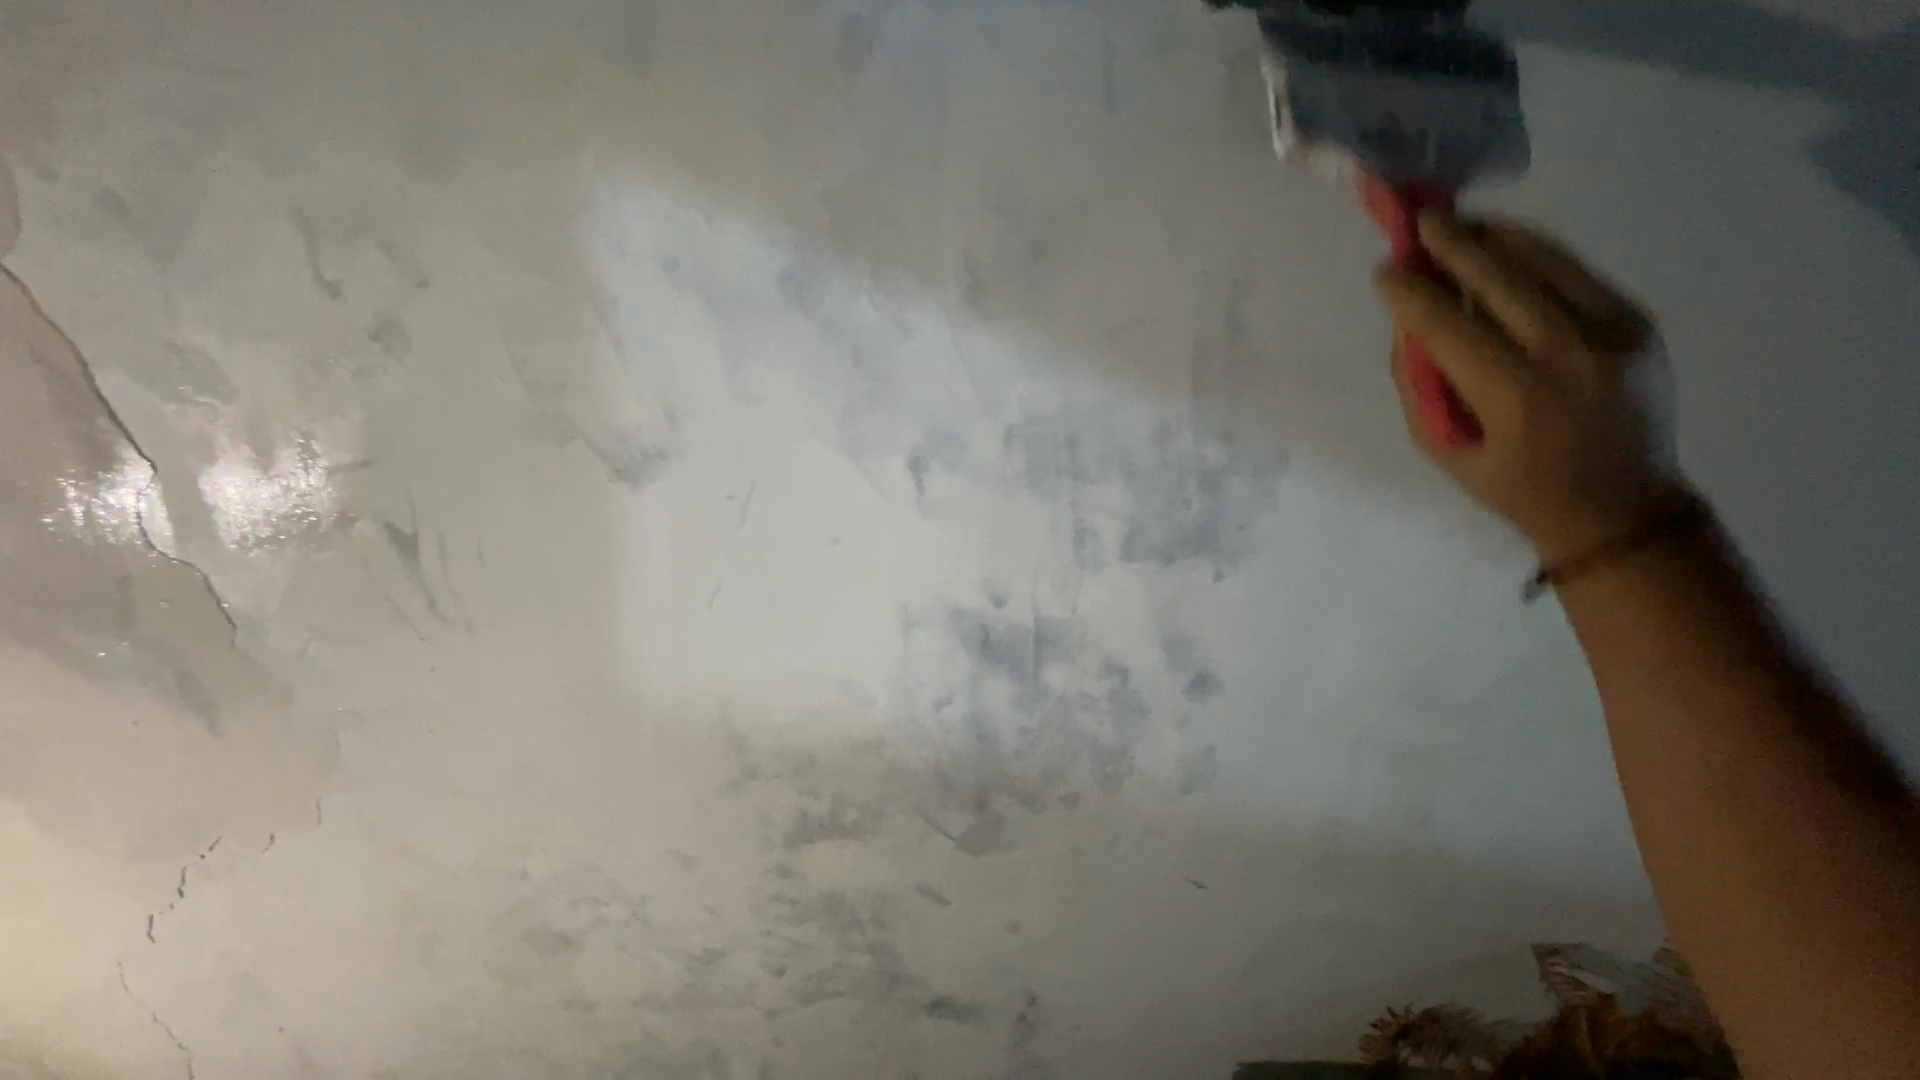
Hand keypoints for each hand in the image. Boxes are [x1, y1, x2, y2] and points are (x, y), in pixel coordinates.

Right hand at [1374, 214, 1687, 562]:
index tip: (1385, 271)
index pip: (1447, 326)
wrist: (1622, 506)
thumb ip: (1421, 387)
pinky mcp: (1637, 322)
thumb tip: (1409, 326)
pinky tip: (1507, 244)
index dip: (1411, 293)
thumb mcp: (1447, 451)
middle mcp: (1567, 354)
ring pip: (1546, 263)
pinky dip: (1538, 254)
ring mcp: (1612, 333)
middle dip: (1452, 247)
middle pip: (1499, 280)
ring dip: (1496, 238)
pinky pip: (1578, 274)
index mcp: (1514, 396)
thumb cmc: (1517, 488)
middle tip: (1421, 222)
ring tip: (1461, 223)